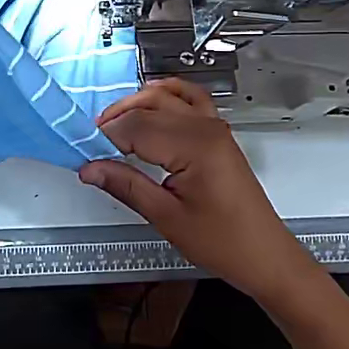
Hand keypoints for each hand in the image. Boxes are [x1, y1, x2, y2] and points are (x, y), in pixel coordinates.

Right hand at [78, 79, 324, 305]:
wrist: (263, 253)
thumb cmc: (222, 242)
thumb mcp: (167, 217)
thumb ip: (126, 185)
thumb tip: (89, 168)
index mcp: (193, 146)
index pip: (136, 127)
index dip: (106, 136)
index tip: (84, 151)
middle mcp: (205, 127)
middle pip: (149, 107)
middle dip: (117, 118)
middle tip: (91, 140)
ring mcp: (215, 126)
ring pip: (167, 97)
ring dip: (137, 104)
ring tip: (112, 124)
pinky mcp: (219, 132)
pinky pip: (191, 98)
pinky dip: (168, 95)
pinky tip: (151, 101)